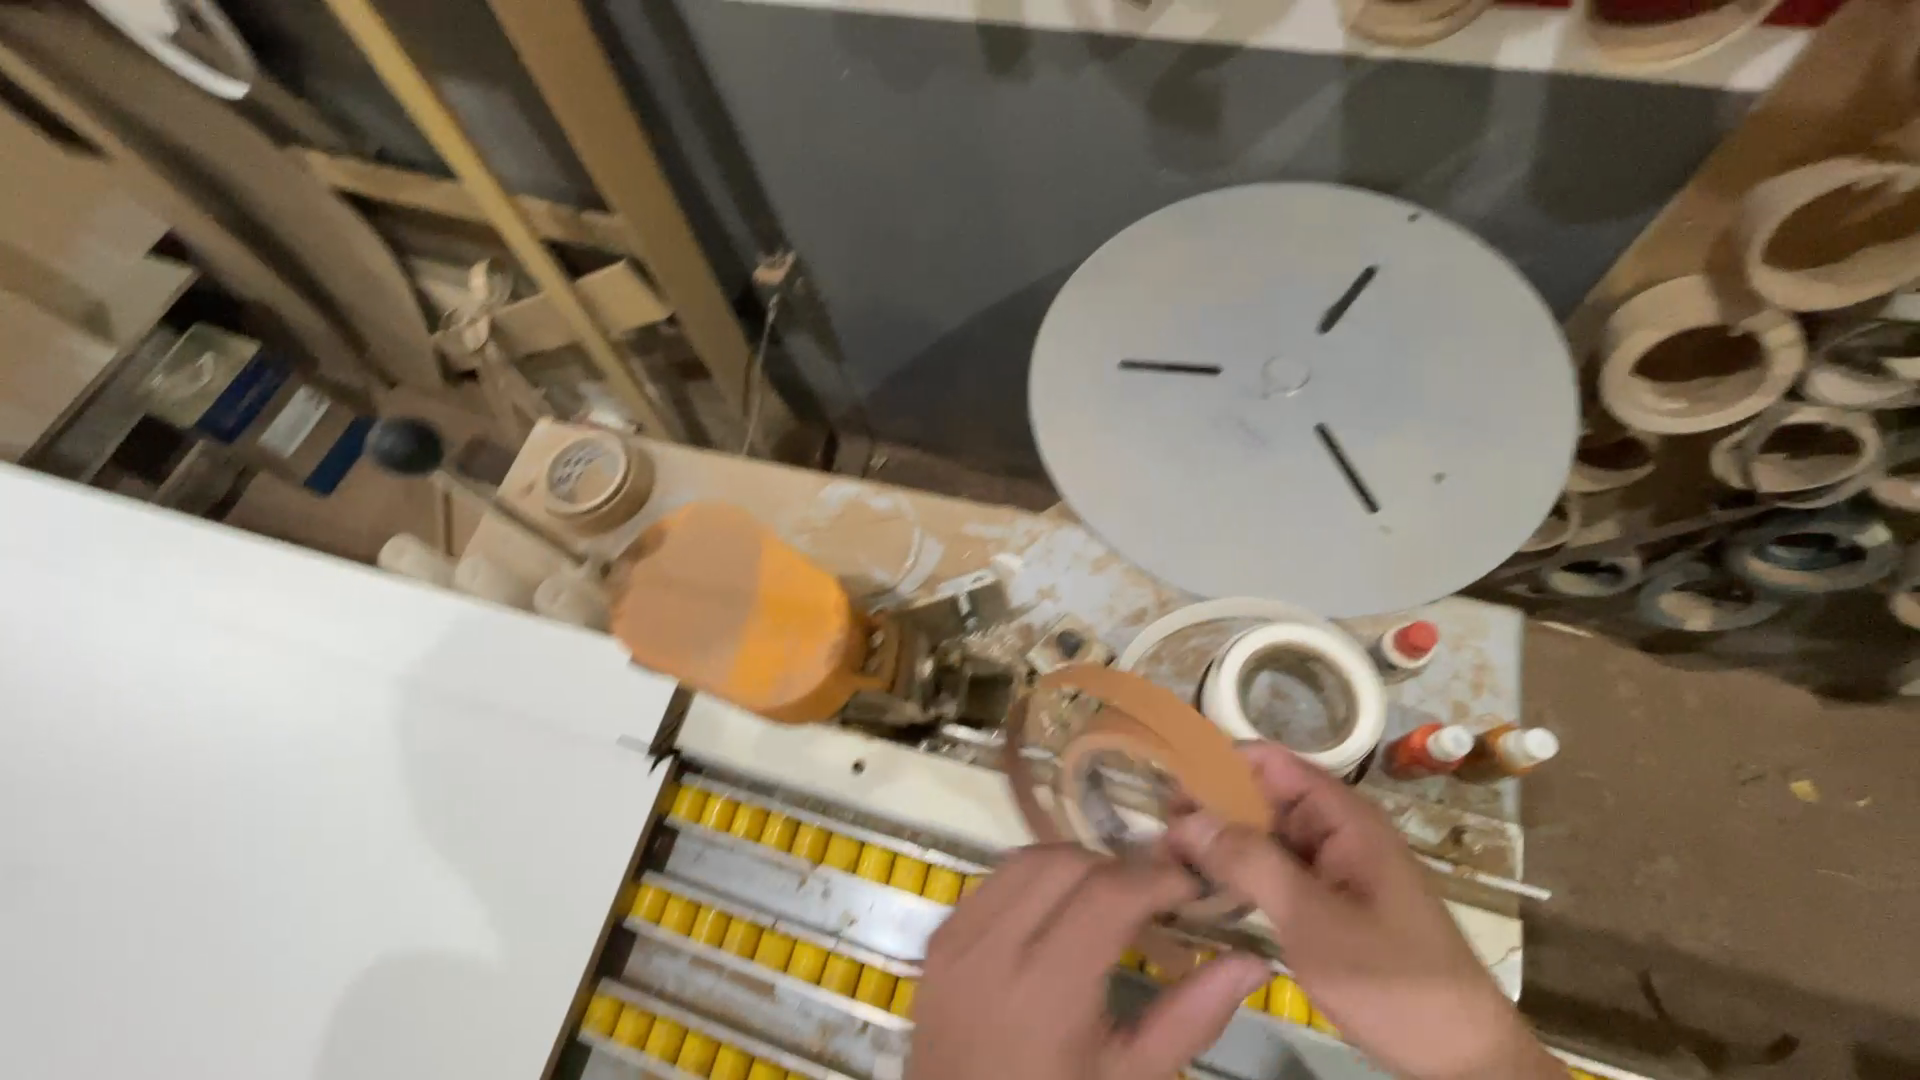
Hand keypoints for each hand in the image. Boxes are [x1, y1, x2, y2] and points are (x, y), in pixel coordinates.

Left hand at [908, 845, 1270, 1079]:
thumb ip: (1190, 1016)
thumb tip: (1251, 959)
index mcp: (1046, 992)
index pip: (1109, 893)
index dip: (1158, 878)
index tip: (1192, 887)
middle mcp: (993, 949)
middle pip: (1069, 863)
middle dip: (1120, 869)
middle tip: (1154, 899)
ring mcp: (957, 937)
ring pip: (1028, 858)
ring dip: (1076, 865)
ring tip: (1110, 899)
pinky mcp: (937, 936)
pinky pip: (994, 878)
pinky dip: (1034, 877)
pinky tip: (1058, 908)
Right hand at [1167, 743, 1563, 1079]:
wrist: (1464, 1061)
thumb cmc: (1393, 981)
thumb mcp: (1313, 920)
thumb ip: (1249, 862)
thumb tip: (1186, 817)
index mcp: (1343, 818)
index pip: (1270, 762)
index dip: (1218, 763)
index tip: (1166, 785)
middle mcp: (1336, 831)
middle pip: (1262, 797)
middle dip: (1210, 807)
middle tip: (1156, 834)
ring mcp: (1333, 868)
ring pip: (1264, 835)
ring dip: (1221, 842)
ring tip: (1167, 860)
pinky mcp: (1329, 901)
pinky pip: (1276, 870)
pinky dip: (1241, 873)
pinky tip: (1204, 889)